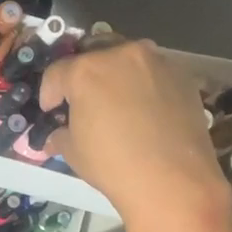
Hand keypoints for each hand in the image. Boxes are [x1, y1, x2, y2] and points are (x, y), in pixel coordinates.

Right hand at [42, 40, 230, 228]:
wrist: (171, 178)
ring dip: (115, 75)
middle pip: (94, 53)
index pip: (57, 72)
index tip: (51, 111)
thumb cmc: (111, 164)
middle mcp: (122, 55)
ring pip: (127, 59)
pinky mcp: (182, 75)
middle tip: (82, 100)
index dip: (49, 93)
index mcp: (87, 71)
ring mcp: (156, 62)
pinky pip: (153, 73)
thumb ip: (61, 135)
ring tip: (115, 103)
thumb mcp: (73, 152)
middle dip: (83, 74)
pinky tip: (143, 111)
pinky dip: (142, 85)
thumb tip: (56, 137)